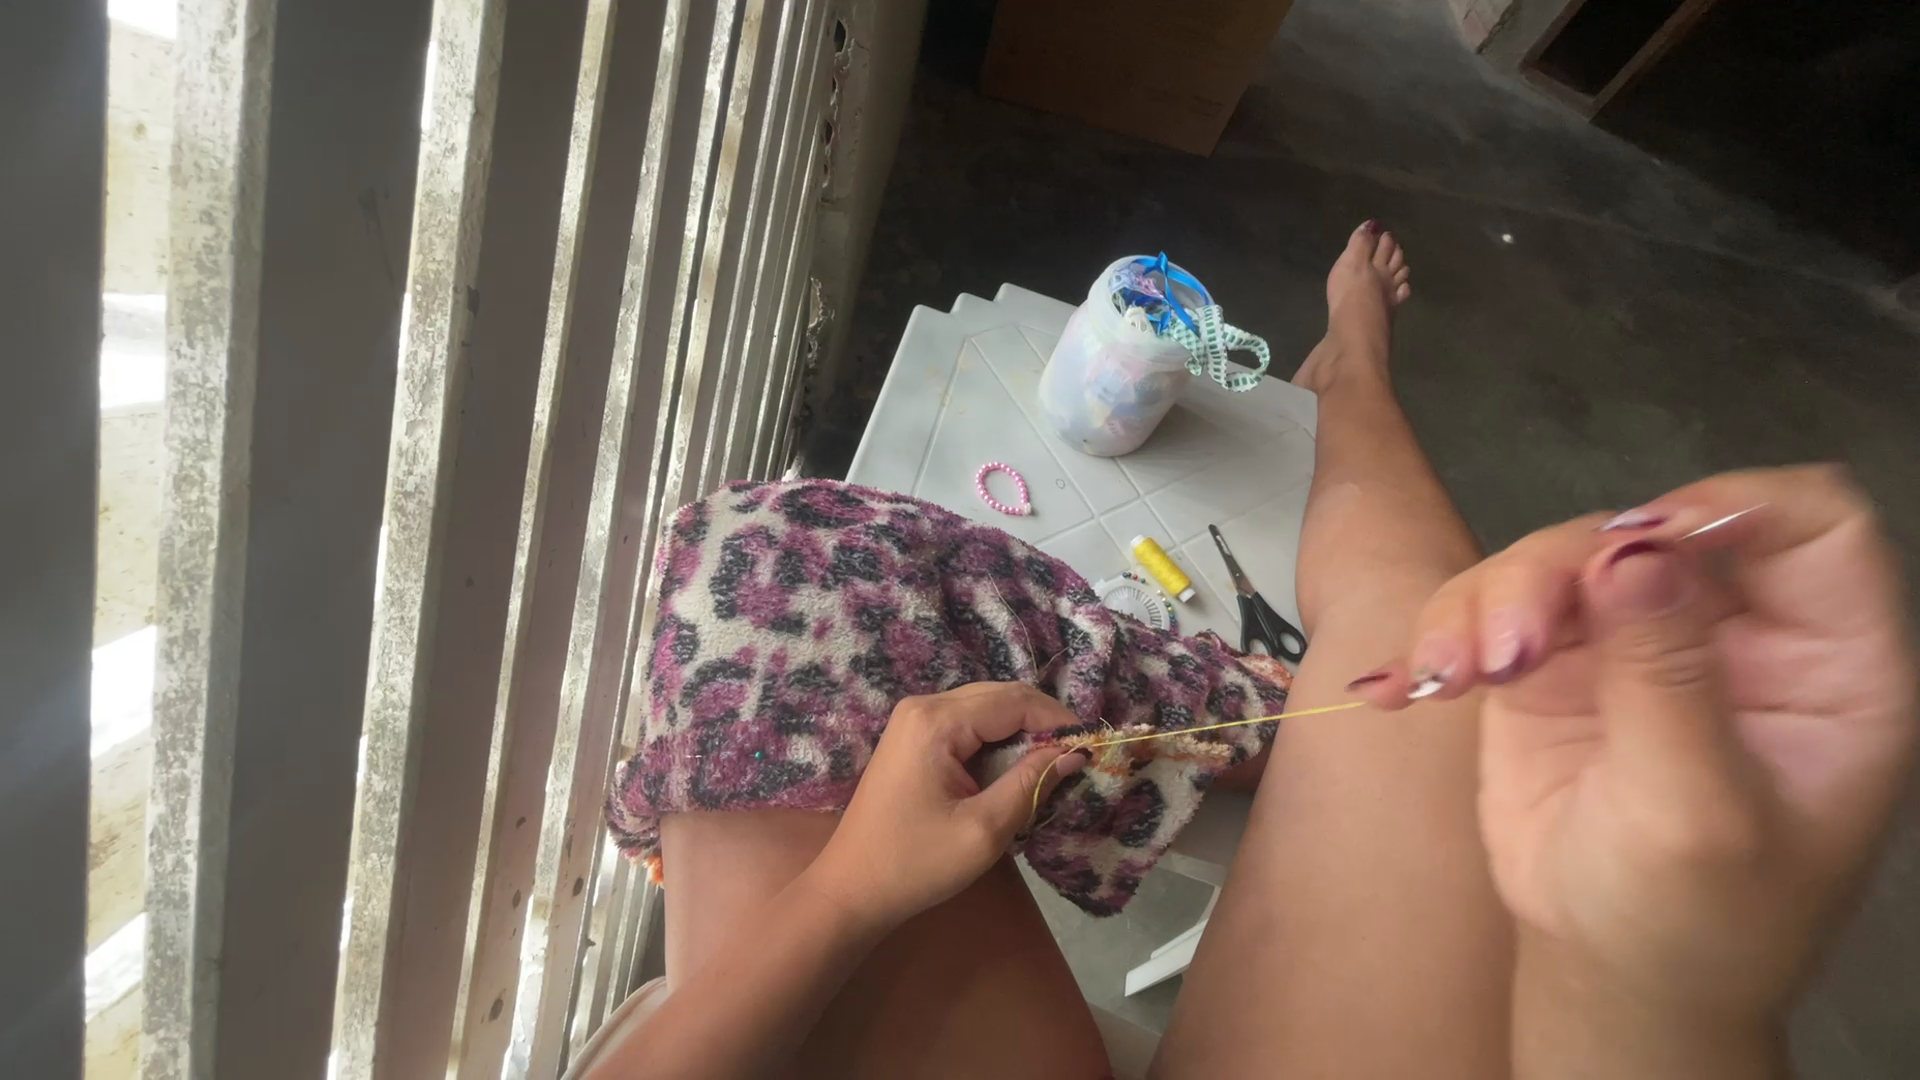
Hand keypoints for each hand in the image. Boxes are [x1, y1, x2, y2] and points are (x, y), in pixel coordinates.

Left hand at [805, 682, 1087, 930]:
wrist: (851, 889)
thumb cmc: (916, 864)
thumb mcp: (984, 830)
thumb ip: (1031, 783)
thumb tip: (1075, 753)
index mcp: (937, 722)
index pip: (1013, 701)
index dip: (1056, 719)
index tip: (1091, 746)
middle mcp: (923, 706)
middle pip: (999, 696)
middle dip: (1041, 722)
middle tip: (1076, 756)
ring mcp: (914, 719)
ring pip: (985, 707)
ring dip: (1020, 730)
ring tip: (1052, 763)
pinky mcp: (912, 736)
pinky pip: (967, 723)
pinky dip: (996, 739)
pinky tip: (1014, 767)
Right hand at [1354, 466, 1916, 1027]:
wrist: (1602, 960)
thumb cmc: (1692, 913)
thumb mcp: (1695, 807)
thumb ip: (1669, 679)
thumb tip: (1633, 553)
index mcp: (1814, 664)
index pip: (1802, 528)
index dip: (1724, 508)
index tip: (1625, 548)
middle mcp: (1710, 634)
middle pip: (1624, 537)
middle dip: (1544, 583)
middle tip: (1497, 658)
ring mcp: (1613, 644)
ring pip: (1534, 567)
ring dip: (1472, 613)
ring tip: (1442, 682)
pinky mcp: (1535, 665)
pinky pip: (1473, 615)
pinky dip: (1430, 643)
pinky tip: (1402, 692)